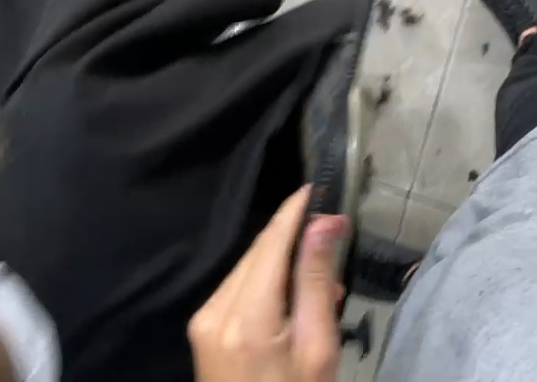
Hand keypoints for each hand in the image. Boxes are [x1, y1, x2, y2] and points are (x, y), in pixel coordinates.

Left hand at [189, 188, 346, 381]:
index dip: (296, 209)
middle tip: (334, 247)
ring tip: (319, 286)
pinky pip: (240, 285)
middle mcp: (216, 309)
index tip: (320, 187)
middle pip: (259, 249)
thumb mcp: (317, 348)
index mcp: (246, 316)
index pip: (272, 241)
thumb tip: (325, 221)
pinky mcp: (203, 329)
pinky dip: (267, 281)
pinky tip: (292, 301)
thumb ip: (315, 281)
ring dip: (283, 260)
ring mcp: (204, 320)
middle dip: (295, 238)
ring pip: (250, 264)